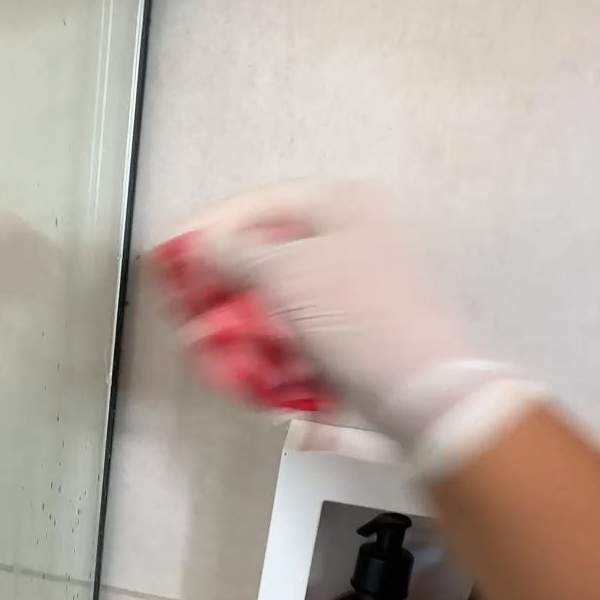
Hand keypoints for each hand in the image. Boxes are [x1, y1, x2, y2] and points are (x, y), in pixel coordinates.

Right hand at [156, 180, 542, 475]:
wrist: (425, 394)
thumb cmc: (367, 320)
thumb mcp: (290, 274)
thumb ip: (239, 253)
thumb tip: (207, 244)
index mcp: (347, 207)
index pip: (262, 204)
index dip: (211, 227)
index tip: (174, 250)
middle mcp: (355, 242)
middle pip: (269, 257)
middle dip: (222, 288)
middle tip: (189, 306)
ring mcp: (356, 294)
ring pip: (281, 303)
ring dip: (241, 327)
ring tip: (211, 348)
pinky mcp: (355, 338)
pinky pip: (300, 337)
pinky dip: (271, 352)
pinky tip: (249, 370)